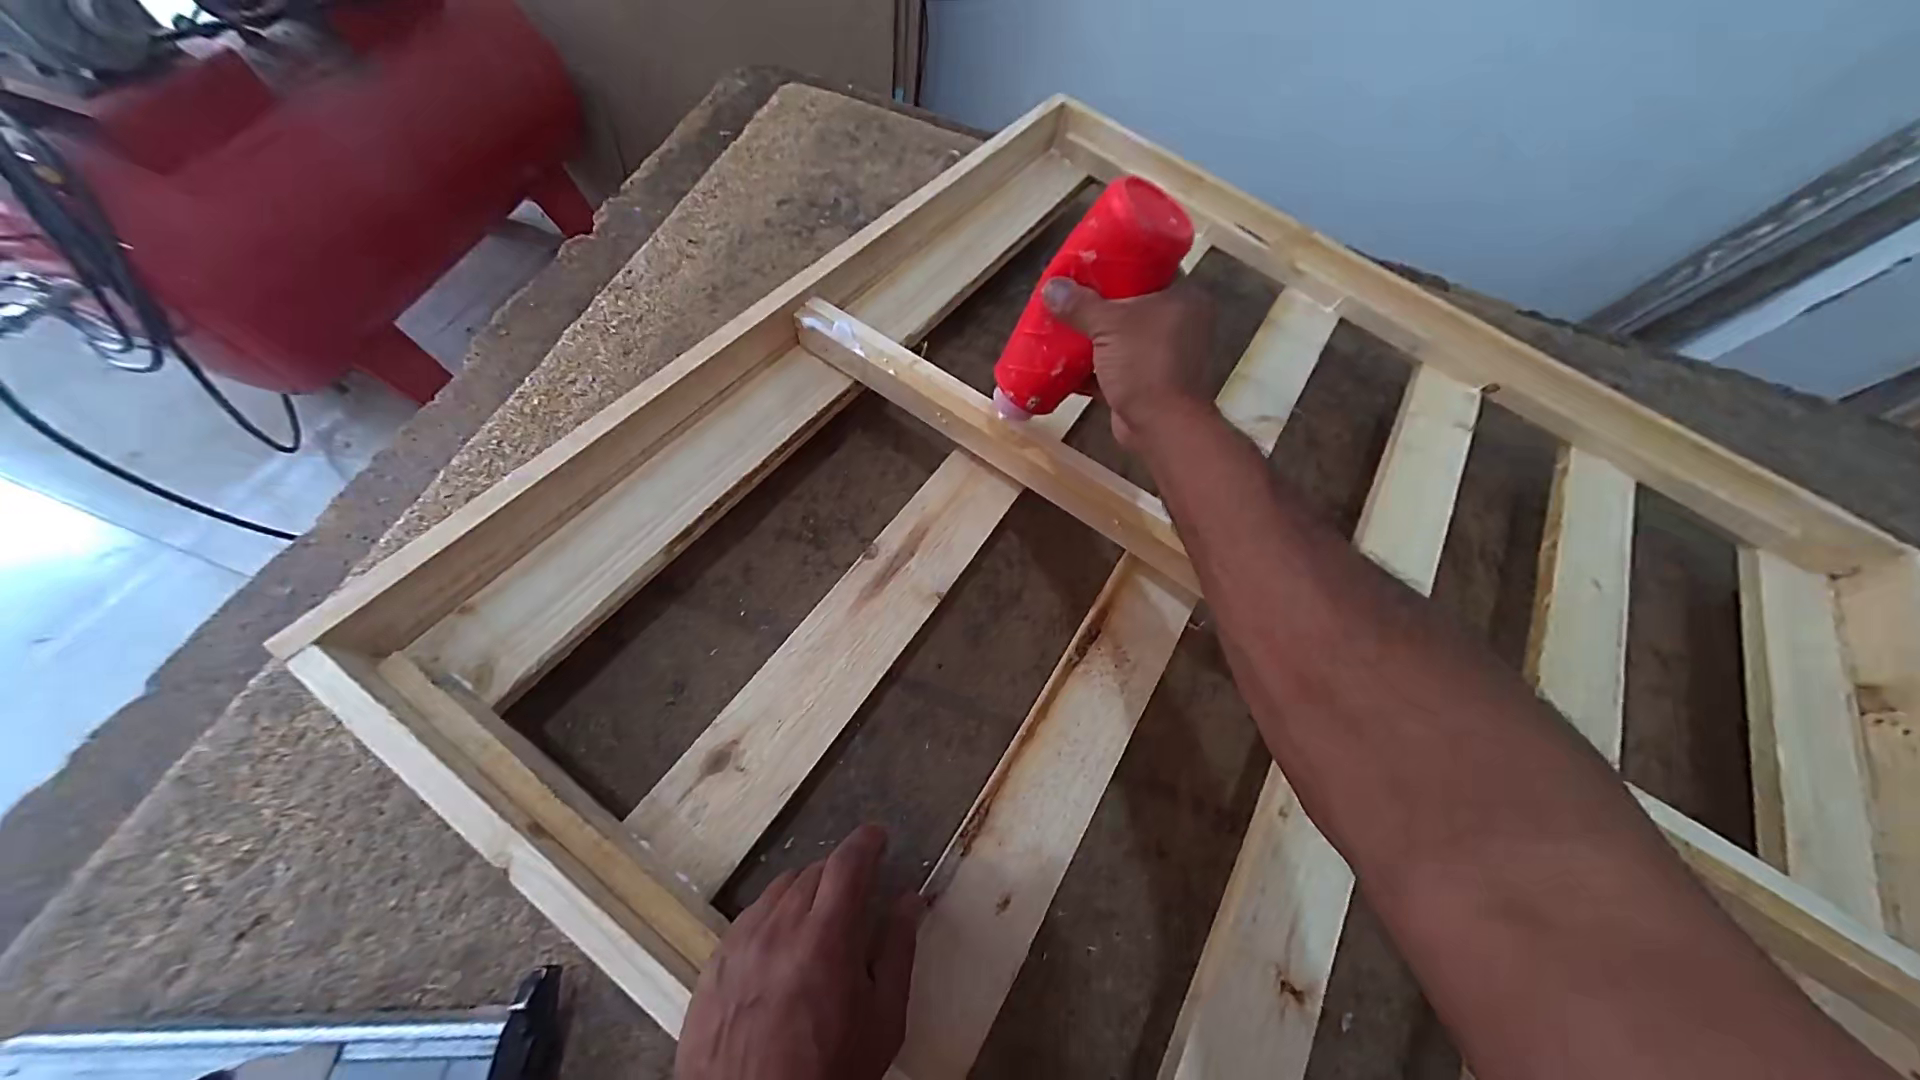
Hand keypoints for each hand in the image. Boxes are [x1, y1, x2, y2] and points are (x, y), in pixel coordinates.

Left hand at [675, 825, 924, 1079]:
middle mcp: (779, 927)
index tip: (879, 837)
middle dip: (842, 873)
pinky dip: (775, 913)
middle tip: (857, 896)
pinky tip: (783, 943)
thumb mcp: (882, 1021)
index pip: (848, 862)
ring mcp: (741, 942)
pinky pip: (751, 915)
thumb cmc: (827, 1073)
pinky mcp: (715, 962)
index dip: (867, 841)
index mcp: (826, 937)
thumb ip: (898, 950)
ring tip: (820, 920)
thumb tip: (909, 899)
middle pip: (816, 870)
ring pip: (781, 887)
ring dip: (807, 889)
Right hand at [1041, 276, 1215, 448]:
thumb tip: (1051, 287)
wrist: (1160, 426)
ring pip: (1120, 337)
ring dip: (1092, 335)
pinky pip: (1113, 366)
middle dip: (1098, 302)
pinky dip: (1090, 366)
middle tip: (1069, 292)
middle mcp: (1178, 323)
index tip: (1091, 260)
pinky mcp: (1145, 382)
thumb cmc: (1146, 364)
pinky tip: (1062, 360)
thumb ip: (1080, 305)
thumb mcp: (1110, 326)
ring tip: (1060, 322)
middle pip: (1132, 302)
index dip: (1121, 261)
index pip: (1152, 267)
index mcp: (1183, 297)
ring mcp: (1162, 355)